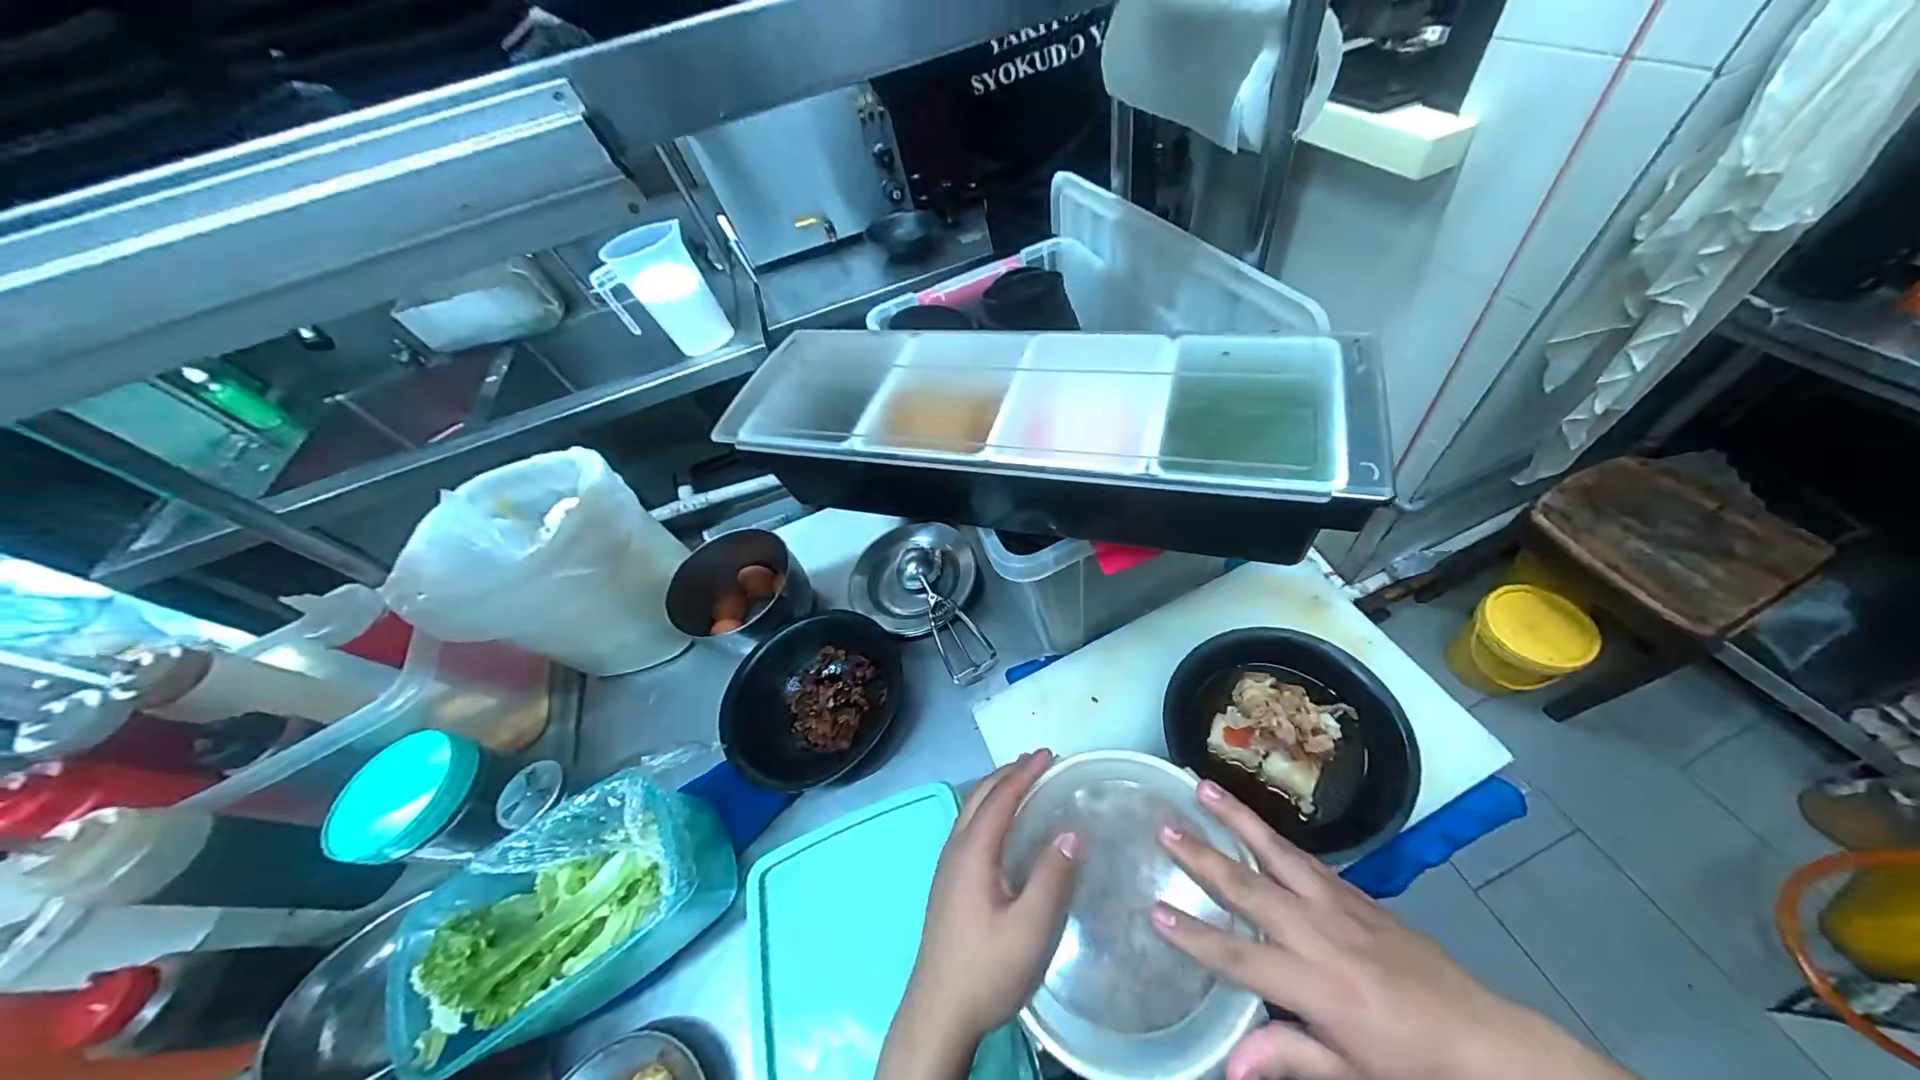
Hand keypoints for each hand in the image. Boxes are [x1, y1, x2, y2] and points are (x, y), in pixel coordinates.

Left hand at [878, 750, 1078, 1079]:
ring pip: (969, 811)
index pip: (999, 799)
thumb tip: (1071, 832)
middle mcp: (955, 850)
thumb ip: (1051, 878)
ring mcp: (947, 867)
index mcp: (972, 853)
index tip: (1049, 755)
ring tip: (1022, 782)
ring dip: (995, 790)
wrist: (938, 1010)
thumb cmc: (987, 968)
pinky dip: (988, 810)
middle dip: (1008, 774)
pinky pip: (968, 828)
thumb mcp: (1029, 928)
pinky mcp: (947, 884)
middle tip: (1038, 761)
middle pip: (979, 797)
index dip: (1024, 774)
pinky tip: (1002, 827)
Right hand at [1152, 779, 1633, 1079]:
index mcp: (1319, 988)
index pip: (1242, 959)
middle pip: (1251, 889)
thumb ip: (1289, 1056)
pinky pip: (1306, 859)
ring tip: (1202, 787)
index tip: (1154, 910)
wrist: (1485, 1038)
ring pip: (1278, 854)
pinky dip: (1271, 836)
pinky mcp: (1357, 895)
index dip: (1196, 937)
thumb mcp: (1352, 1075)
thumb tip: (1227, 1066)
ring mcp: (1340, 907)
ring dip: (1236, 819)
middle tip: (1164, 826)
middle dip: (1203, 857)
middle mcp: (1322, 935)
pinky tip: (1250, 819)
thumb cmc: (1411, 1064)